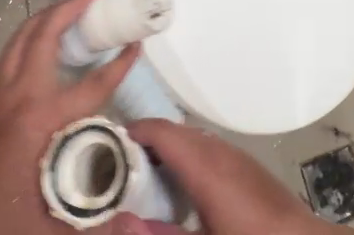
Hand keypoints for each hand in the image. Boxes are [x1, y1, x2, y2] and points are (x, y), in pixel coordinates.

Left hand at [0, 0, 141, 234]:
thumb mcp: (52, 226)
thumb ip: (98, 222)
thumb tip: (140, 227)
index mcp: (40, 120)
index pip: (90, 85)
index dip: (118, 64)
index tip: (136, 44)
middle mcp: (16, 97)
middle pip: (44, 36)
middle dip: (69, 10)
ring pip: (20, 39)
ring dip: (45, 18)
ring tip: (68, 9)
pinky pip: (7, 57)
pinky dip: (27, 39)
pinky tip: (38, 50)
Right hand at [113, 119, 346, 234]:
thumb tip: (120, 221)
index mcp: (205, 166)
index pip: (161, 131)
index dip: (132, 132)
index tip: (106, 146)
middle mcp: (220, 152)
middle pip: (174, 132)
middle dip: (144, 141)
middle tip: (117, 164)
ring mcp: (236, 157)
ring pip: (192, 140)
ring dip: (167, 149)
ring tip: (142, 175)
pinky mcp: (248, 167)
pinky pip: (208, 149)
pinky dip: (186, 156)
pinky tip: (180, 184)